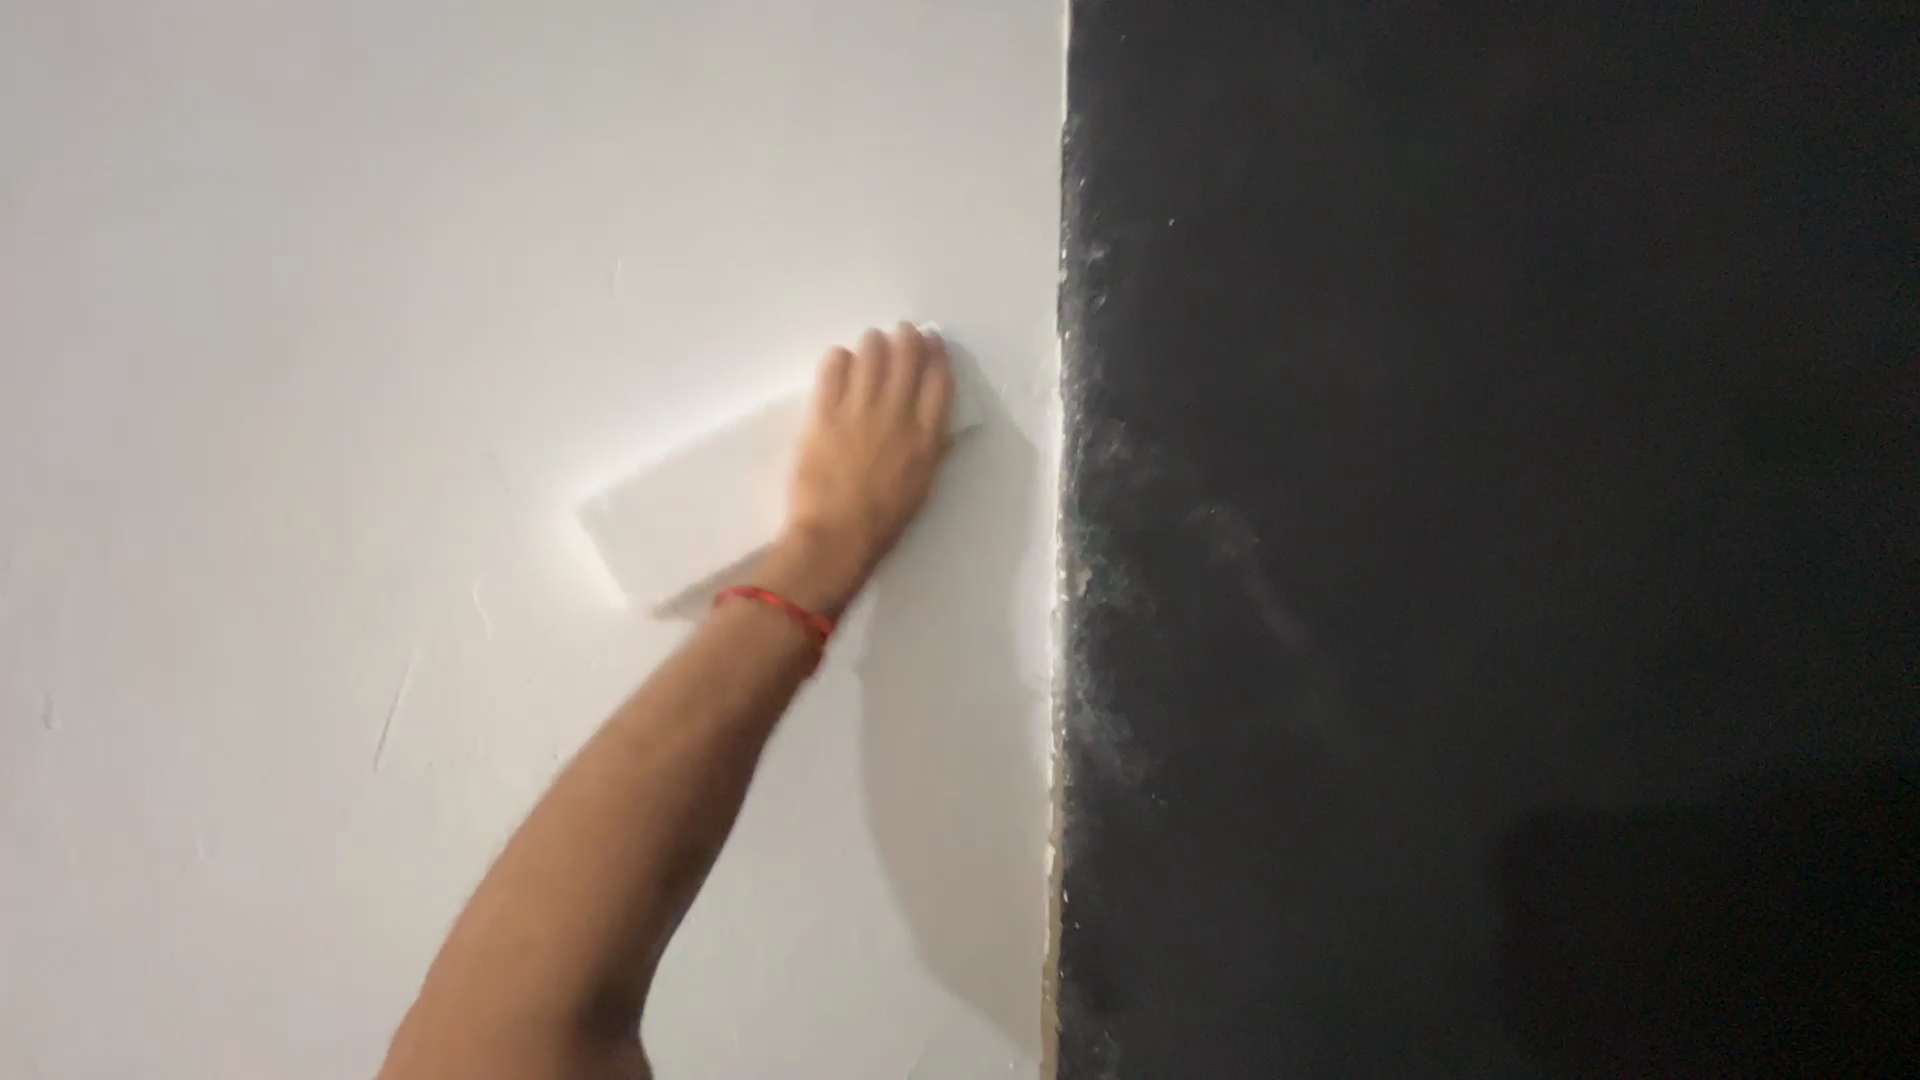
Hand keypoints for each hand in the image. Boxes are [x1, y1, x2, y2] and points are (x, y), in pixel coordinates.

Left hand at [753, 324, 953, 616]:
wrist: (836, 537)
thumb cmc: (882, 523)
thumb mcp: (921, 488)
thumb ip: (931, 452)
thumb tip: (938, 428)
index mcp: (927, 438)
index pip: (940, 381)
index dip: (937, 354)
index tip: (932, 341)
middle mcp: (897, 415)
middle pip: (908, 358)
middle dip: (906, 339)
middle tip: (901, 333)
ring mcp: (859, 410)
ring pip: (872, 354)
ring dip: (874, 343)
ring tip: (871, 344)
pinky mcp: (823, 412)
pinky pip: (833, 368)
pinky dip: (839, 358)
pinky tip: (840, 361)